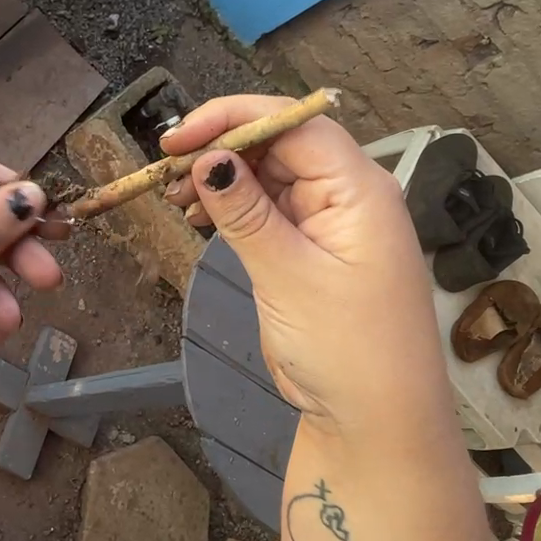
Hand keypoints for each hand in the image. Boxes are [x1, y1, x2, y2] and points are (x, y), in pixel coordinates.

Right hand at [161, 97, 444, 432]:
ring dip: (221, 178)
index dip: (232, 120)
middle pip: (279, 145)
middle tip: (167, 171)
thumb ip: (245, 212)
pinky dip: (231, 207)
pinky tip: (199, 216)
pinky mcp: (311, 249)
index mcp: (358, 188)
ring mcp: (328, 222)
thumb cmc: (345, 347)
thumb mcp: (287, 275)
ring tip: (176, 197)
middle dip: (221, 149)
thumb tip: (207, 158)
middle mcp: (347, 194)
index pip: (293, 124)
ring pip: (268, 176)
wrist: (374, 420)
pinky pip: (267, 209)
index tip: (177, 139)